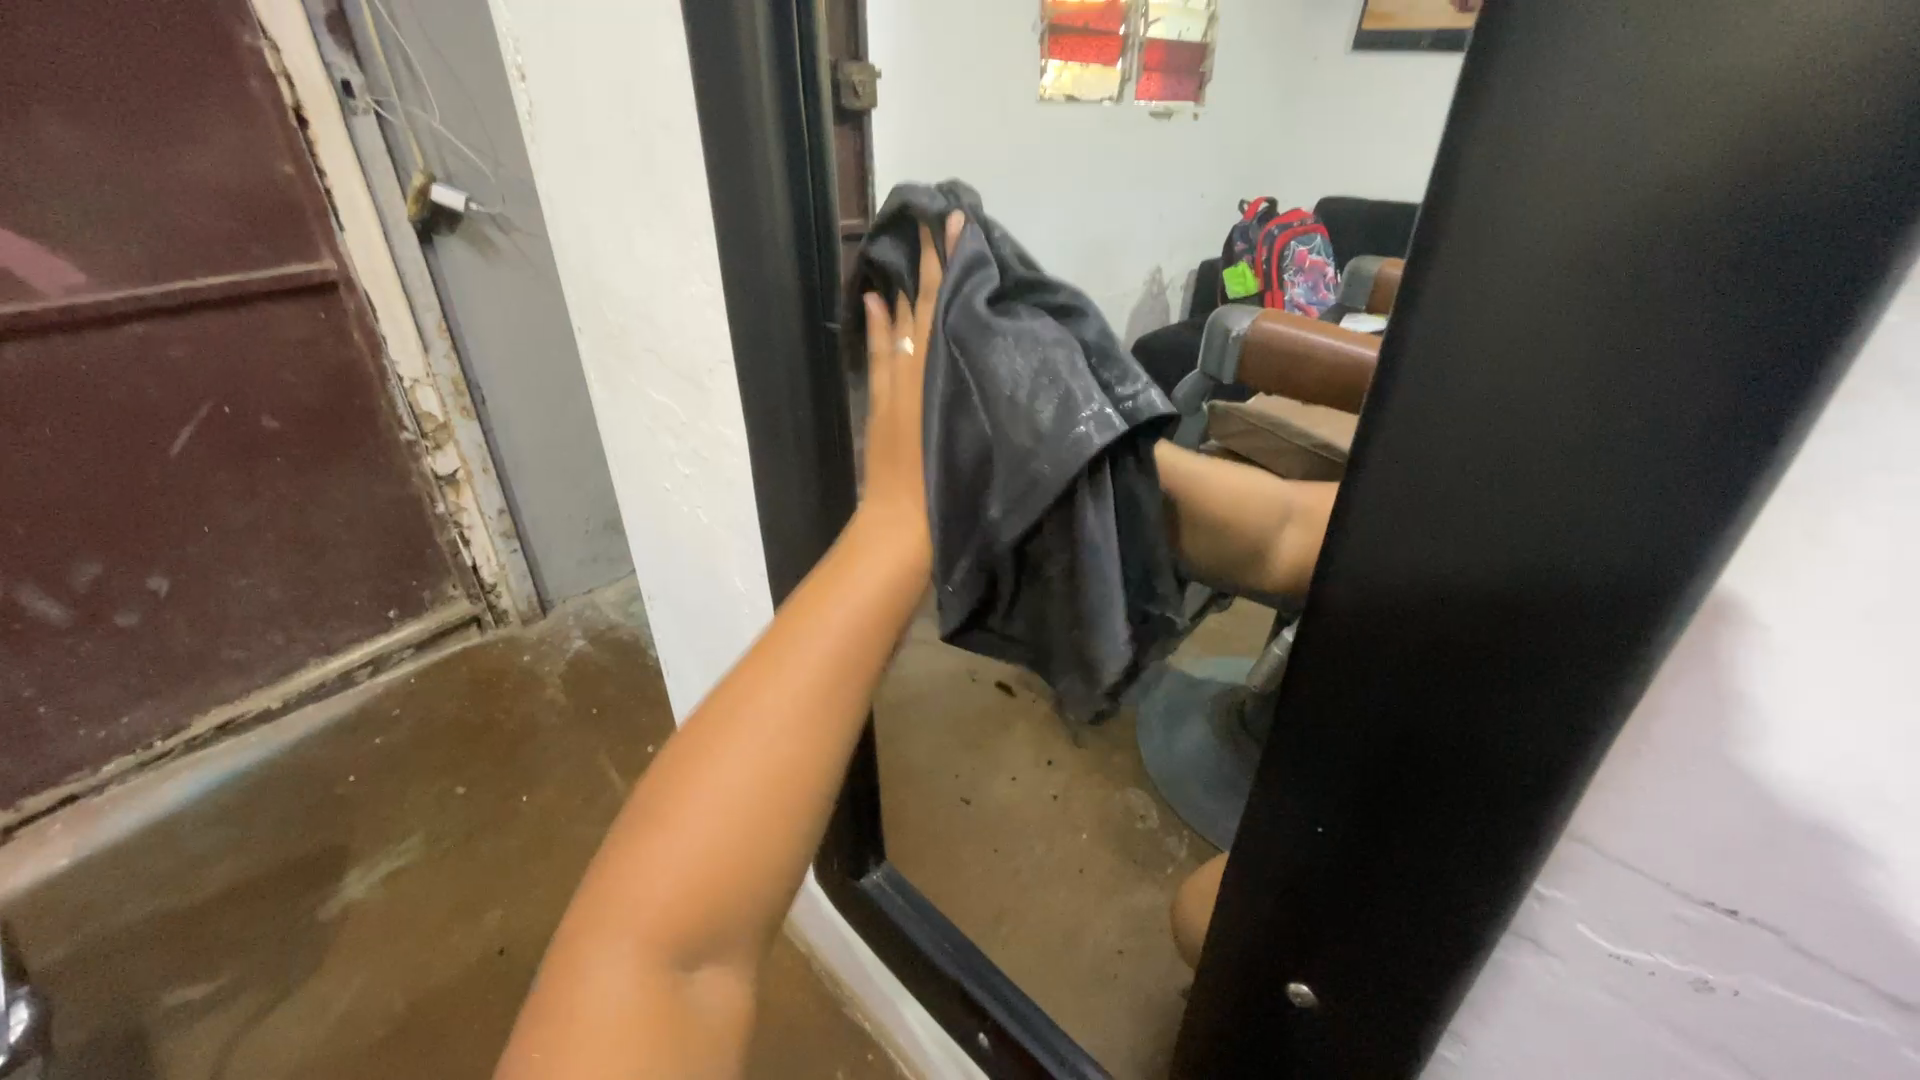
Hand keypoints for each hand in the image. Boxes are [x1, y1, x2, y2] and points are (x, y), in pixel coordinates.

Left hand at [857, 210, 963, 562]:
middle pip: (928, 302)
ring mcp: (900, 381)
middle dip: (933, 260)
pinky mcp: (883, 400)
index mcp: (950, 370)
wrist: (908, 521)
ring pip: (905, 319)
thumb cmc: (955, 486)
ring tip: (913, 245)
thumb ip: (985, 387)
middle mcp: (924, 366)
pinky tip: (873, 295)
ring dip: (908, 282)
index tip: (959, 221)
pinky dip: (876, 323)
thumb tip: (985, 339)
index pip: (951, 303)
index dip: (954, 261)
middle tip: (938, 219)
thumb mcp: (982, 432)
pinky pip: (879, 351)